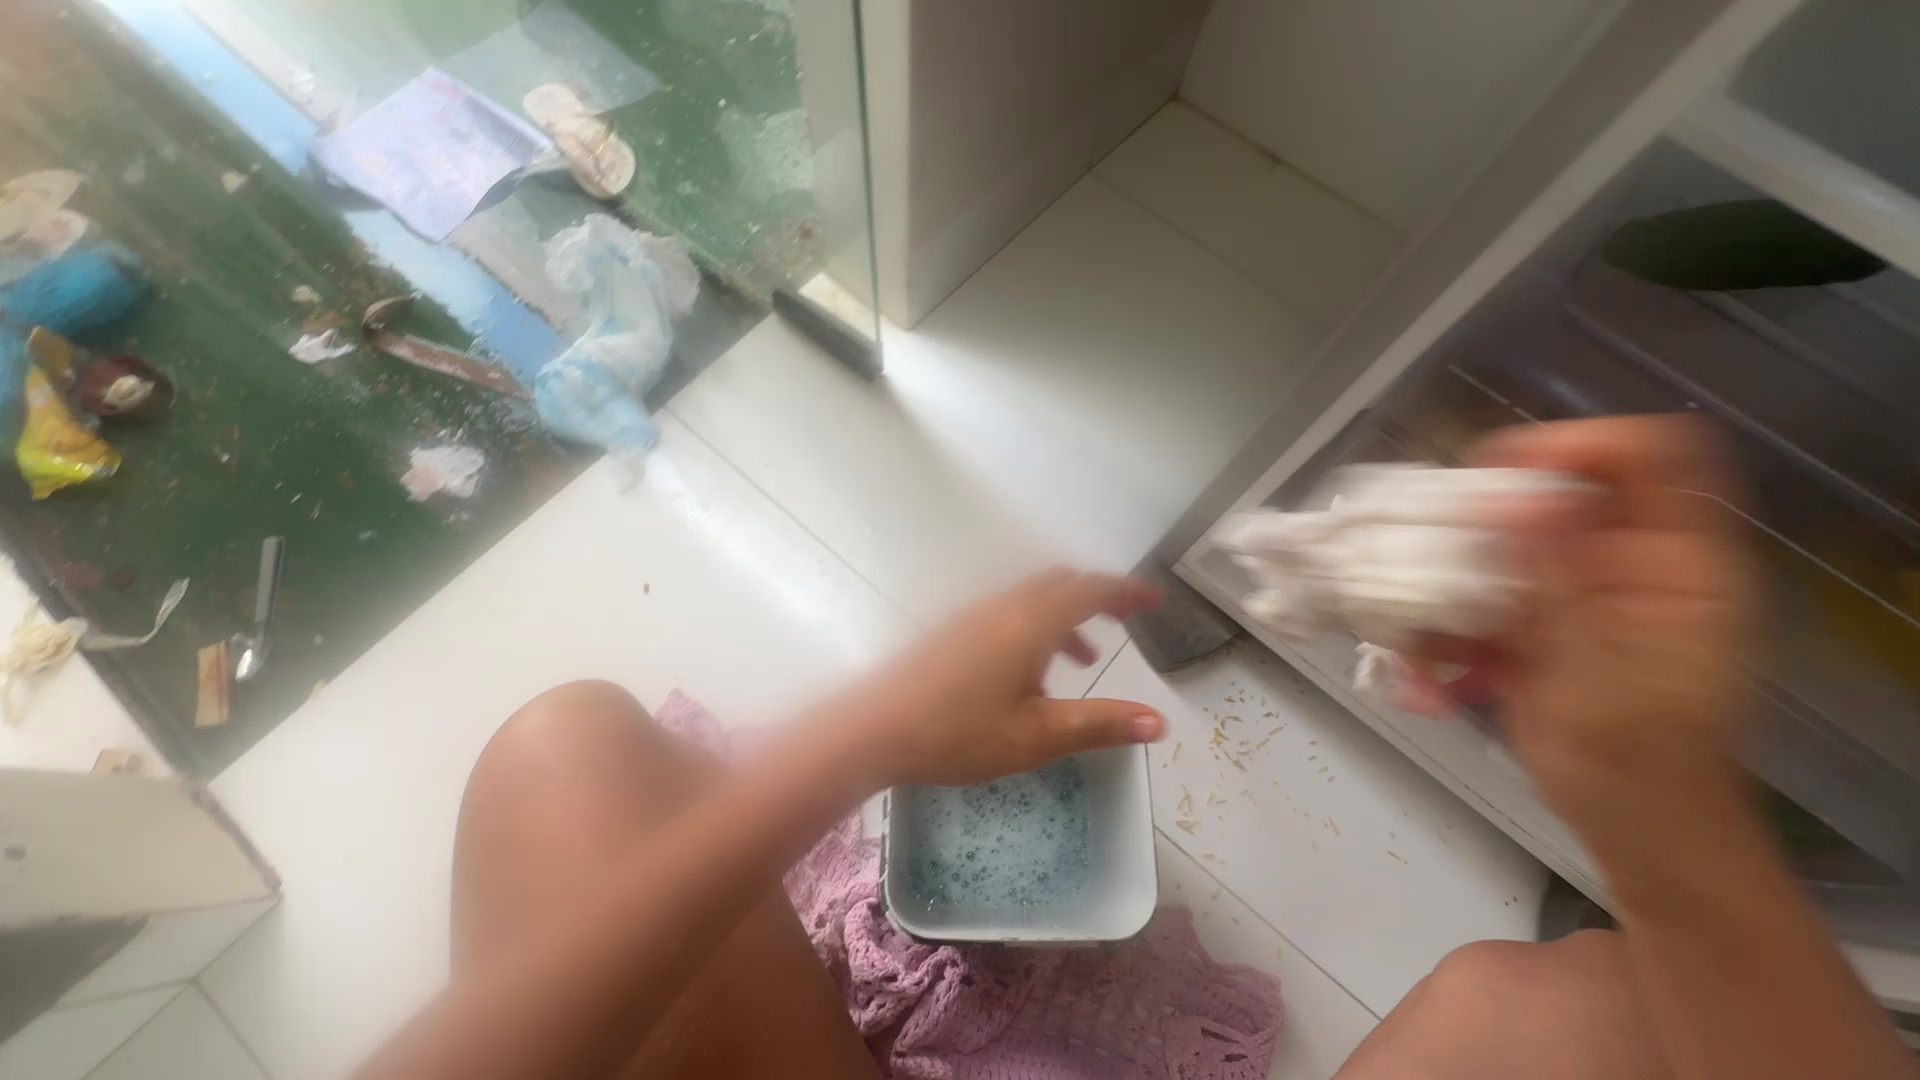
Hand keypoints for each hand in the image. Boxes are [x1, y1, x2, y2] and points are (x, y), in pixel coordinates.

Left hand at [837, 569, 1165, 787]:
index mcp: (1031, 622)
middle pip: (1061, 583)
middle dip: (1097, 597)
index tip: (1154, 600)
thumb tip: (1157, 722)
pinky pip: (1008, 612)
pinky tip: (1030, 674)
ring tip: (1084, 659)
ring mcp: (973, 616)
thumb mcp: (1038, 735)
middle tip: (1124, 622)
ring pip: (1032, 598)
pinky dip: (1036, 626)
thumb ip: (1099, 725)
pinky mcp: (952, 631)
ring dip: (1065, 616)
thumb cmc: (960, 733)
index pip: (1090, 590)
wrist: (875, 728)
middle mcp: (1003, 607)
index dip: (1126, 591)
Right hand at [1402, 417, 1754, 834]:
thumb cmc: (1640, 772)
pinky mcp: (1535, 629)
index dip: (1574, 445)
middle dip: (1475, 528)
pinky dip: (1442, 643)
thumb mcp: (1600, 677)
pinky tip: (1428, 686)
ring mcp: (1576, 598)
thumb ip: (1565, 583)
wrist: (1638, 834)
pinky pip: (1475, 610)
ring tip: (1411, 645)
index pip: (1648, 457)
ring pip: (1496, 557)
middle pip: (1548, 500)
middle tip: (1417, 556)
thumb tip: (1526, 496)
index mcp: (1674, 567)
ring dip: (1442, 596)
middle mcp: (1623, 567)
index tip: (1491, 474)